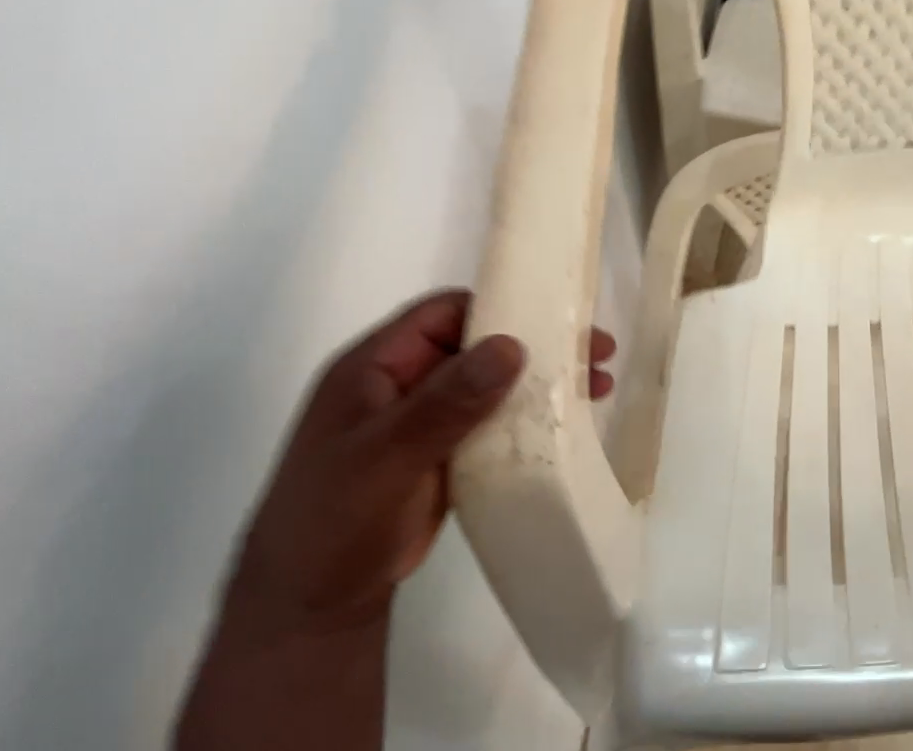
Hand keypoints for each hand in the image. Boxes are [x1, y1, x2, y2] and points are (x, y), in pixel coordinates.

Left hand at [226, 289, 615, 635]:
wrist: (313, 604)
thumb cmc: (335, 520)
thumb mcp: (388, 456)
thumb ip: (447, 402)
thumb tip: (512, 346)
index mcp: (376, 367)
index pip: (445, 314)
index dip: (501, 308)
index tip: (559, 319)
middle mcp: (404, 384)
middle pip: (479, 345)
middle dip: (538, 345)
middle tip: (598, 352)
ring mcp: (426, 421)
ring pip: (493, 384)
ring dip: (543, 382)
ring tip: (599, 386)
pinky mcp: (447, 453)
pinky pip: (496, 422)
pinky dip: (533, 417)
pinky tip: (571, 421)